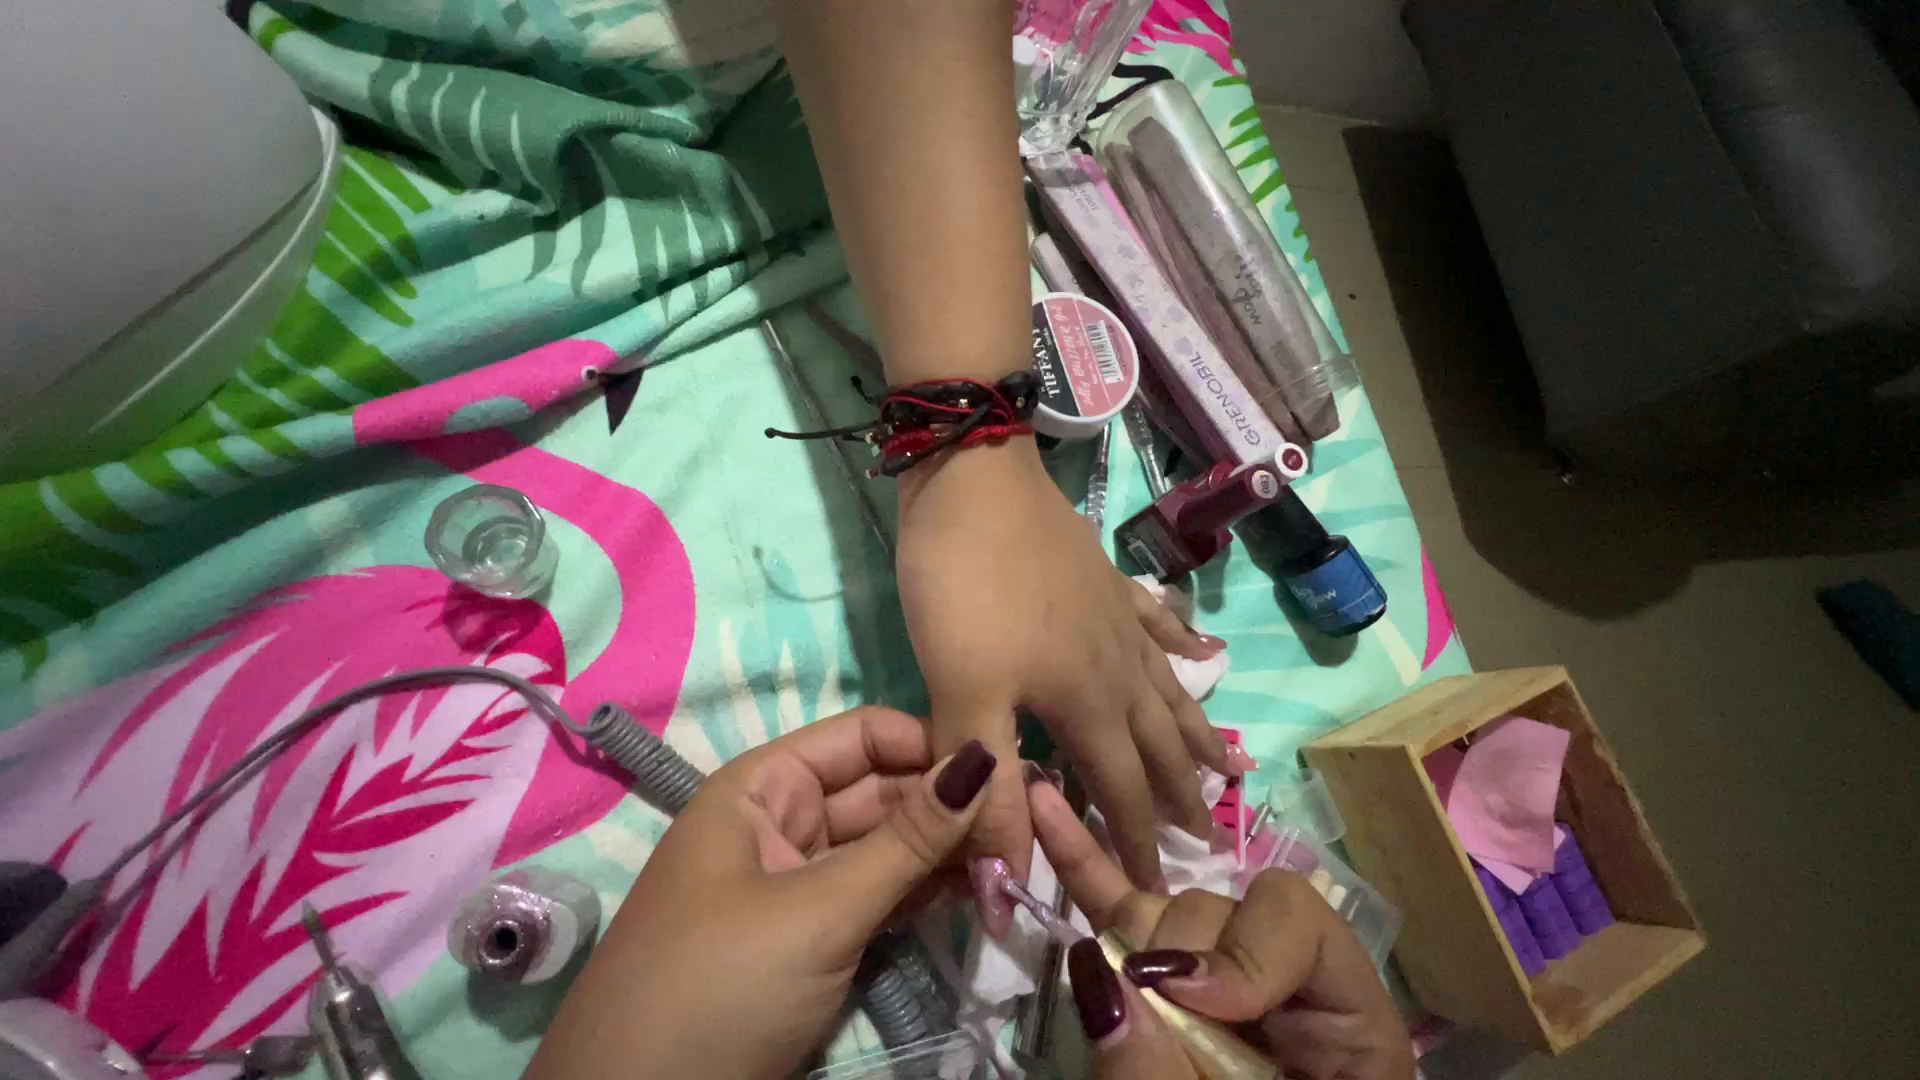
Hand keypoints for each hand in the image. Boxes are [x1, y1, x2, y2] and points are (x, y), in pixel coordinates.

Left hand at [525, 708, 993, 1079]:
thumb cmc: (719, 985)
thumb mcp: (819, 909)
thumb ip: (908, 838)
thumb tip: (982, 758)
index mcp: (765, 786)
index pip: (862, 736)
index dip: (928, 742)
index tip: (1002, 763)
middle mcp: (784, 820)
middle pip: (881, 790)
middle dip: (948, 804)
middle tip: (1027, 821)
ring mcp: (802, 880)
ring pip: (887, 845)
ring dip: (946, 851)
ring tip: (1015, 859)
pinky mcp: (817, 935)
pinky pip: (881, 893)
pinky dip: (926, 892)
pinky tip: (979, 890)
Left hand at [896, 438, 1236, 894]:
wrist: (973, 480)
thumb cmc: (964, 589)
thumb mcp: (962, 690)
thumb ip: (986, 780)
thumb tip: (1009, 876)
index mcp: (1085, 701)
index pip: (1119, 791)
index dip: (1134, 842)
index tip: (1156, 890)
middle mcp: (1117, 667)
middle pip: (1155, 744)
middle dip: (1177, 798)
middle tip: (1208, 842)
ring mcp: (1117, 618)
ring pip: (1166, 692)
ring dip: (1192, 734)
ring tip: (1226, 767)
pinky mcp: (1106, 581)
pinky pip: (1157, 623)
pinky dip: (1181, 646)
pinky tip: (1203, 657)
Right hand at [1030, 776, 1414, 1079]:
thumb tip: (1102, 982)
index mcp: (1346, 1027)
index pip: (1300, 921)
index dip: (1244, 949)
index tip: (1193, 1002)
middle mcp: (1276, 985)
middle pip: (1221, 910)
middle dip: (1172, 953)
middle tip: (1144, 1013)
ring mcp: (1209, 981)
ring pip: (1159, 915)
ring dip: (1120, 935)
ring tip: (1097, 967)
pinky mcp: (1156, 991)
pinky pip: (1119, 920)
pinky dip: (1082, 871)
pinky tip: (1046, 807)